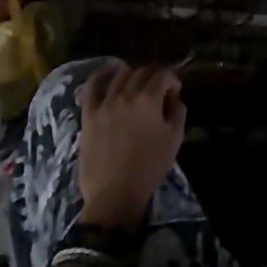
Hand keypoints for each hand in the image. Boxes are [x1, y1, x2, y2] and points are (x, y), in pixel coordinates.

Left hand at [76, 63, 185, 229]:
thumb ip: (178, 111)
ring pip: (120, 75)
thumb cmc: (149, 168)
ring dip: (133, 74)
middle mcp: (126, 94)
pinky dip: (100, 76)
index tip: (175, 90)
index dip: (173, 79)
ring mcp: (105, 103)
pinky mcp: (89, 114)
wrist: (115, 194)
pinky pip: (91, 87)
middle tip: (159, 87)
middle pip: (142, 71)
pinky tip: (108, 72)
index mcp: (149, 100)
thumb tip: (173, 96)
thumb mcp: (174, 139)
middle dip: (155, 75)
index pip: (164, 75)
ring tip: (137, 84)